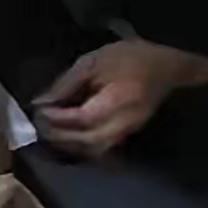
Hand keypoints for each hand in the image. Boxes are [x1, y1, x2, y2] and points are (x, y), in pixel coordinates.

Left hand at [35, 39, 207, 155]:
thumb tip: (41, 103)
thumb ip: (66, 83)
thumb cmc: (130, 57)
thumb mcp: (94, 62)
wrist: (168, 65)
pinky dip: (81, 145)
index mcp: (120, 99)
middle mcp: (127, 121)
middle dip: (60, 135)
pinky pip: (102, 148)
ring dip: (69, 144)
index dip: (58, 118)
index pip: (84, 118)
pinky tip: (67, 135)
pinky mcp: (129, 134)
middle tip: (39, 125)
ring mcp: (130, 131)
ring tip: (50, 131)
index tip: (39, 112)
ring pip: (95, 149)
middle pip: (89, 141)